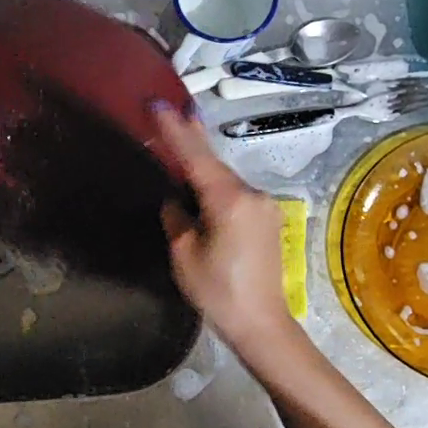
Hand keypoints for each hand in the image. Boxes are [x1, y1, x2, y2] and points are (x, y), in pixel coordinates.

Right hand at [154, 107, 295, 349]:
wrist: (262, 324)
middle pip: (213, 164)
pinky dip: (216, 187)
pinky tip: (200, 188)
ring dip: (202, 169)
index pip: (196, 156)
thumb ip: (177, 218)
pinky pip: (235, 194)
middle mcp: (252, 194)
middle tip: (169, 115)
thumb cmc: (218, 292)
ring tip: (178, 151)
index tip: (158, 104)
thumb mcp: (184, 255)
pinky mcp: (268, 219)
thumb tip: (176, 201)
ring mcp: (264, 206)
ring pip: (225, 179)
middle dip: (190, 142)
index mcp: (229, 200)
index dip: (175, 129)